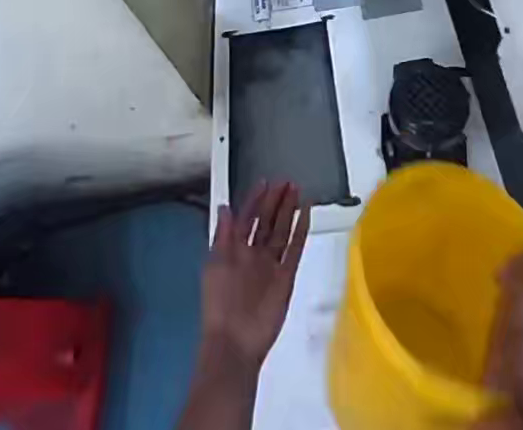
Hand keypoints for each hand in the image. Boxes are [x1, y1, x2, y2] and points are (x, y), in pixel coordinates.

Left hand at [199, 180, 309, 368]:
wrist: (235, 341)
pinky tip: (306, 213)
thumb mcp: (216, 263)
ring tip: (296, 189)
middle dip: (274, 201)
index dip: (254, 200)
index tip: (264, 182)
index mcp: (234, 250)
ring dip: (288, 210)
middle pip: (267, 221)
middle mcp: (254, 254)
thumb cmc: (220, 302)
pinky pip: (295, 247)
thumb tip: (225, 206)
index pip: (246, 218)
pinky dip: (301, 229)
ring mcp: (271, 264)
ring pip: (282, 230)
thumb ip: (223, 234)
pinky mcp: (286, 275)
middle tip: (285, 181)